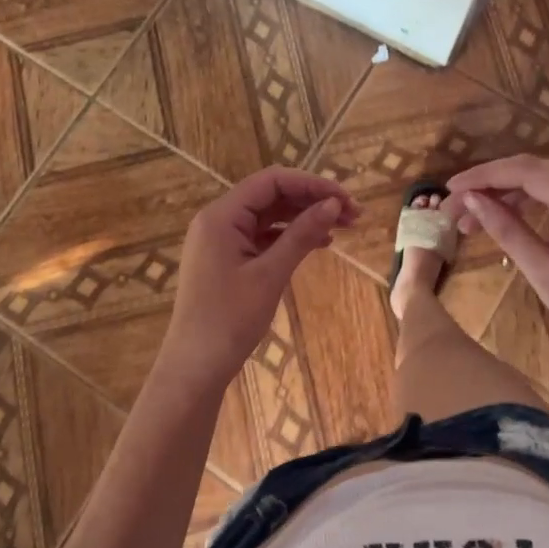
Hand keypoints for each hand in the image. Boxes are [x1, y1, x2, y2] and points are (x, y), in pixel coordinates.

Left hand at [161, 167, 358, 390]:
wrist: (196, 367)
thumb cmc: (229, 320)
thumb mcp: (270, 275)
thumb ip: (301, 235)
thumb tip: (333, 204)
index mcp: (221, 216)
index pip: (271, 181)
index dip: (312, 184)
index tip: (345, 199)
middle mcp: (218, 220)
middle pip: (271, 195)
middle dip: (312, 200)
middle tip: (353, 215)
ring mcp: (221, 240)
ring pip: (269, 216)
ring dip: (304, 217)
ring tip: (343, 227)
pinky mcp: (227, 259)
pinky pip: (262, 236)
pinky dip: (289, 237)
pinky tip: (319, 244)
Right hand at [448, 156, 548, 365]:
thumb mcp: (545, 275)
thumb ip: (508, 230)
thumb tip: (470, 200)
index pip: (529, 173)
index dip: (485, 177)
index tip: (449, 189)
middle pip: (534, 169)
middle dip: (489, 184)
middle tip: (452, 207)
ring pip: (541, 175)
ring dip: (503, 191)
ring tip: (468, 217)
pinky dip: (524, 197)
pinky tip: (498, 212)